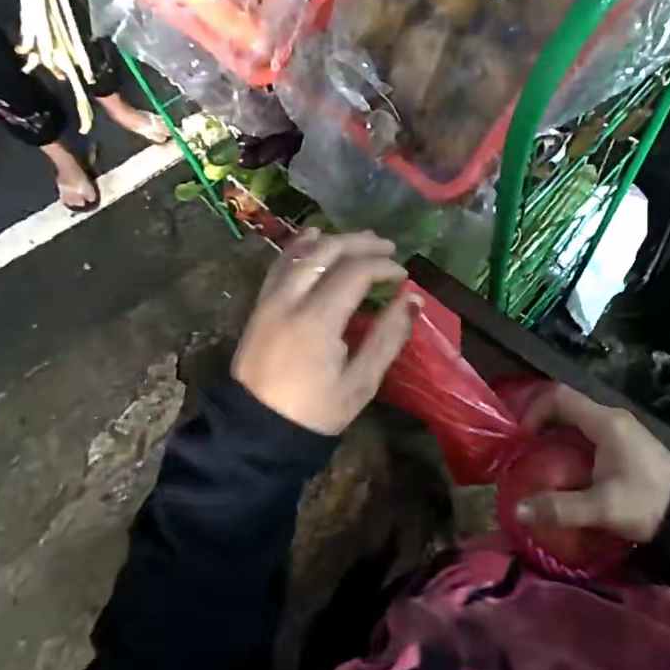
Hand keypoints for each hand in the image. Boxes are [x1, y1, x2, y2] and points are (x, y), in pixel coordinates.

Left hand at [231, 230, 417, 435]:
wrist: (257, 432)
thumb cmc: (316, 412)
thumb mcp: (361, 382)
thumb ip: (388, 337)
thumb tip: (413, 299)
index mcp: (317, 320)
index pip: (356, 273)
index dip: (384, 267)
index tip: (404, 275)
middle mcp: (290, 301)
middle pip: (328, 252)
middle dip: (362, 244)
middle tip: (388, 247)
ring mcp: (269, 301)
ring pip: (301, 253)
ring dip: (334, 240)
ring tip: (361, 240)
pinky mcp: (259, 307)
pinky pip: (280, 265)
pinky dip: (300, 247)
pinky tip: (314, 236)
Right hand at [515, 385, 669, 542]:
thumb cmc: (647, 502)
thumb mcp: (603, 508)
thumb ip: (560, 508)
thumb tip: (519, 510)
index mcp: (606, 422)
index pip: (560, 398)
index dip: (534, 411)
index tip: (519, 439)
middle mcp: (611, 418)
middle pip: (566, 408)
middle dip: (540, 426)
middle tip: (520, 453)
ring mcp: (618, 431)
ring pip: (576, 423)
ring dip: (553, 438)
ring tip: (534, 465)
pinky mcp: (622, 445)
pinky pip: (586, 436)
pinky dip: (568, 447)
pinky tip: (560, 473)